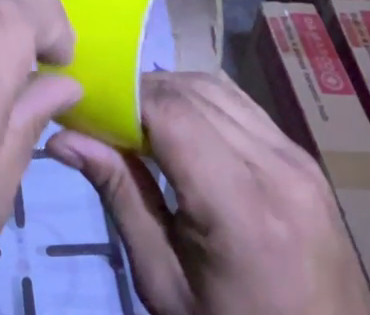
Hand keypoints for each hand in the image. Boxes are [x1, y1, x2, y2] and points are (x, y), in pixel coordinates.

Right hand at [47, 71, 369, 314]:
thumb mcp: (164, 280)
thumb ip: (121, 196)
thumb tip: (63, 137)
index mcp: (241, 207)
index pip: (172, 113)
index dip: (122, 98)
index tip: (85, 109)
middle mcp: (277, 168)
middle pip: (192, 92)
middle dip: (140, 93)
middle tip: (101, 116)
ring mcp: (299, 159)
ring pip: (218, 89)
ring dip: (170, 93)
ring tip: (136, 122)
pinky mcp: (306, 160)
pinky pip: (243, 106)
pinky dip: (203, 104)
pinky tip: (180, 130)